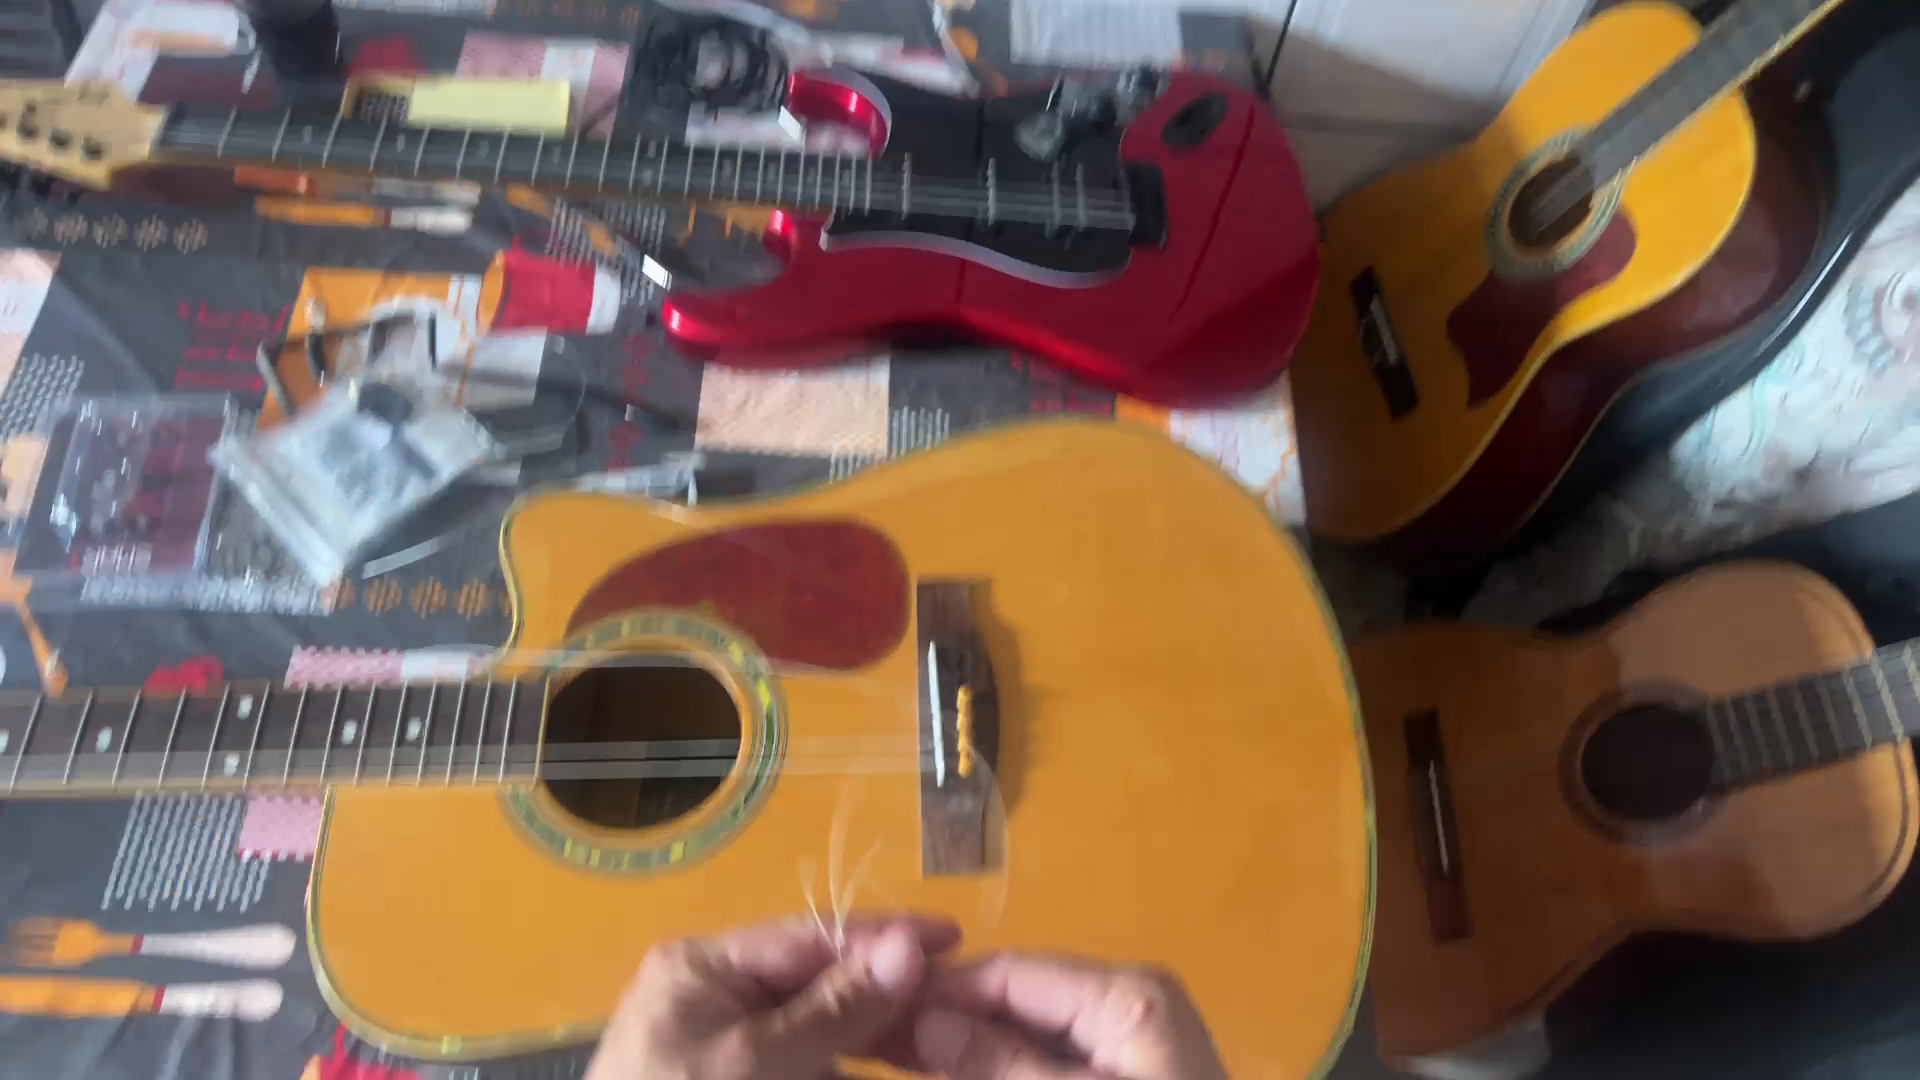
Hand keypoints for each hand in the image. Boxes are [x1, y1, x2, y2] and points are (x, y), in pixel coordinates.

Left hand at [584, 915, 960, 1079]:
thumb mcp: (753, 1067)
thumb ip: (834, 1008)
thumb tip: (910, 944)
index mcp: (705, 966)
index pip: (810, 934)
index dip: (881, 934)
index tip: (950, 933)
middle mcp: (720, 993)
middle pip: (821, 979)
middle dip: (886, 990)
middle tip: (960, 994)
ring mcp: (733, 1043)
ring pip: (823, 1027)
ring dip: (878, 1034)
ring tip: (938, 1034)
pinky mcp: (746, 1079)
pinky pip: (810, 1061)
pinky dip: (848, 1062)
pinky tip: (900, 1059)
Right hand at [912, 953, 1227, 1079]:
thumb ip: (1002, 1068)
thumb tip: (925, 1023)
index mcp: (1125, 994)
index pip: (1016, 971)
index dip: (947, 987)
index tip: (884, 1005)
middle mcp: (1126, 997)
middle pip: (1020, 997)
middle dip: (953, 1018)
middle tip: (883, 1033)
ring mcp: (1128, 1033)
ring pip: (1030, 1029)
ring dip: (973, 1046)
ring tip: (903, 1052)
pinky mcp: (1125, 1064)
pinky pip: (1052, 1055)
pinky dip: (1006, 1068)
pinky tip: (960, 1070)